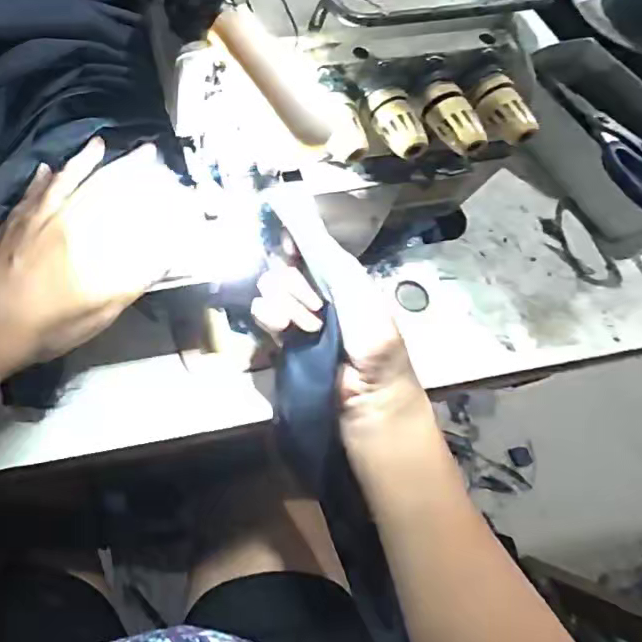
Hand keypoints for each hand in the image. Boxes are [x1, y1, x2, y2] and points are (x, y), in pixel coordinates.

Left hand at [0, 138, 174, 393]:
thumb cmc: (43, 324)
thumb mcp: (98, 310)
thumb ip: (130, 279)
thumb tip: (161, 254)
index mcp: (80, 233)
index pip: (115, 192)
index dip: (137, 174)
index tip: (155, 159)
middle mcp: (56, 217)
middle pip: (91, 181)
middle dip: (120, 165)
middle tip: (140, 150)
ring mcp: (28, 220)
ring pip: (58, 181)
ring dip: (80, 163)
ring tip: (96, 145)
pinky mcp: (7, 228)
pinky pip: (29, 194)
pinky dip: (40, 180)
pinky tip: (43, 171)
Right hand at [249, 236, 434, 456]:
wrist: (368, 411)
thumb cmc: (378, 356)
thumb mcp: (366, 305)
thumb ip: (338, 269)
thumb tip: (307, 230)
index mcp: (344, 280)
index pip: (311, 247)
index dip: (296, 241)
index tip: (288, 245)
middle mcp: (320, 292)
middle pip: (286, 265)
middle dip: (293, 281)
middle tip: (314, 307)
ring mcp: (299, 316)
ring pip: (271, 288)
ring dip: (282, 302)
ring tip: (302, 326)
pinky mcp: (283, 340)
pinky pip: (262, 313)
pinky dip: (266, 315)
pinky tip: (281, 328)